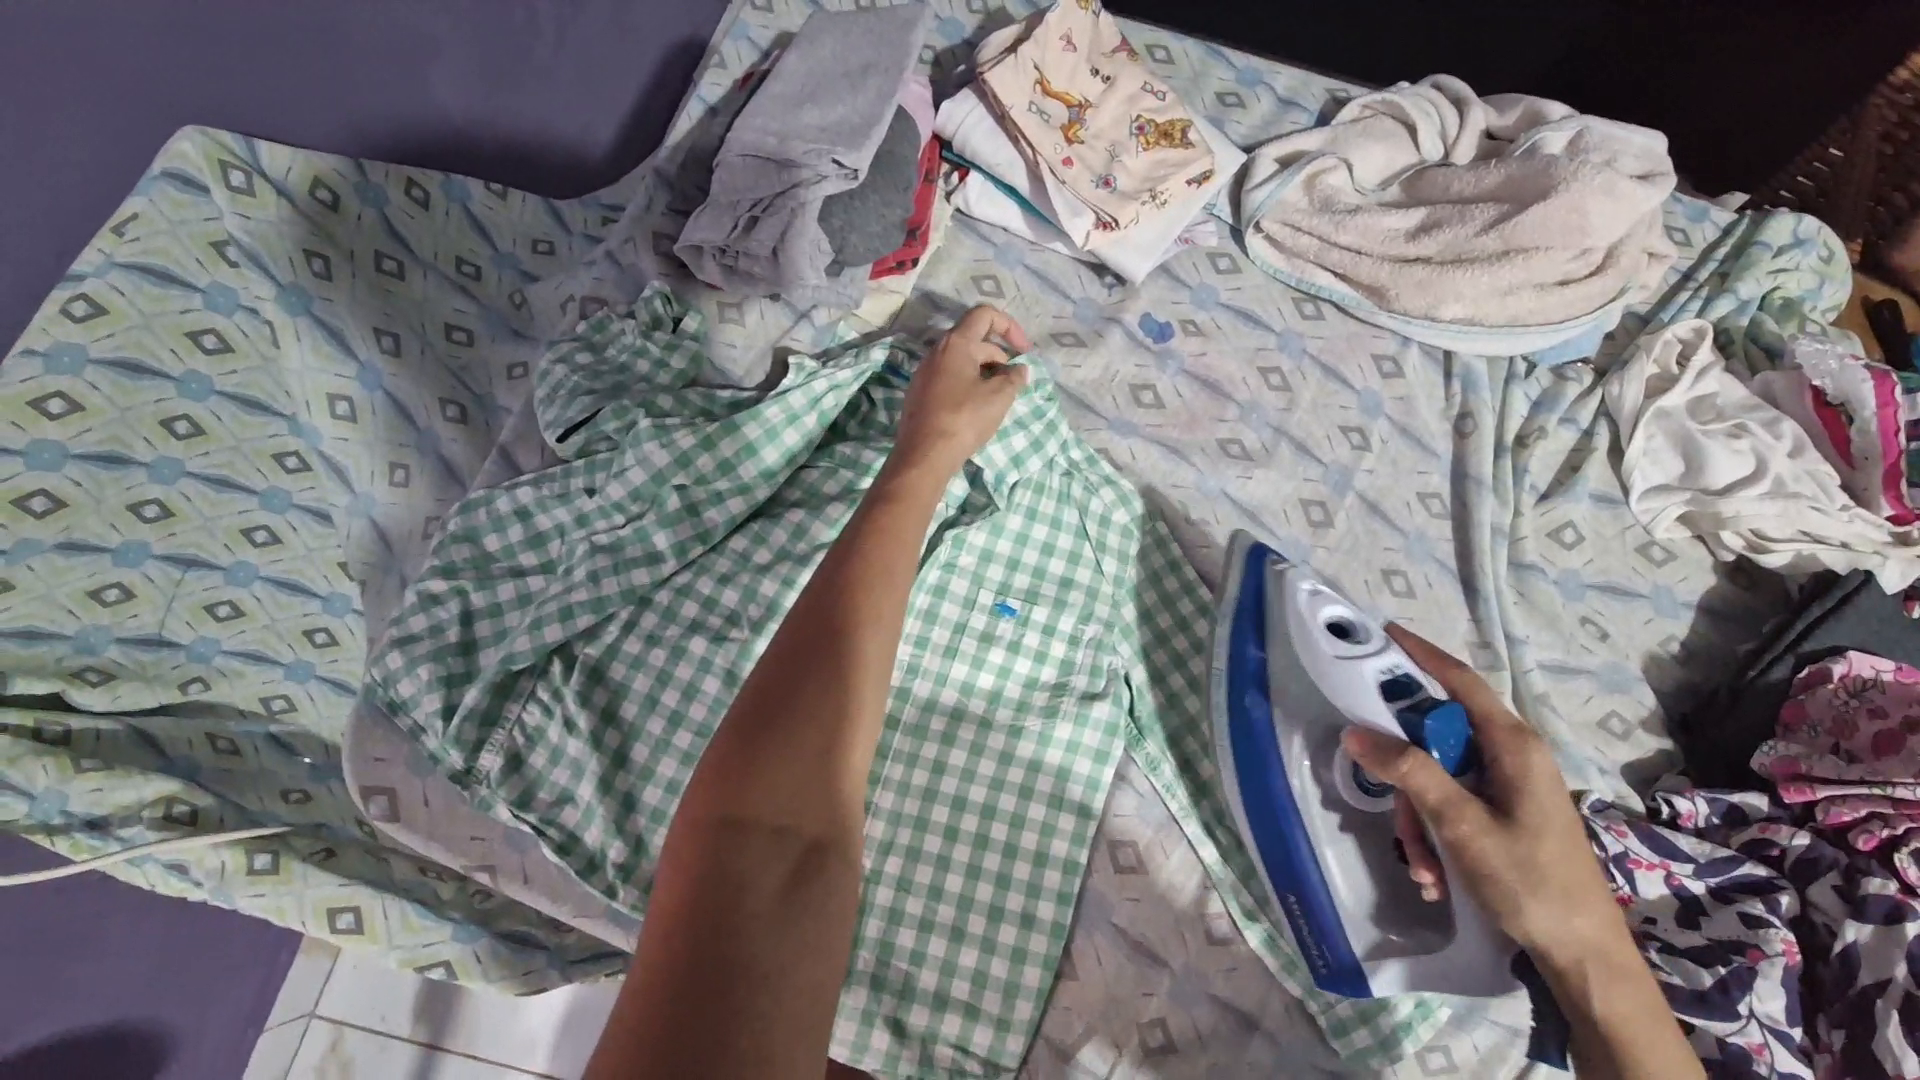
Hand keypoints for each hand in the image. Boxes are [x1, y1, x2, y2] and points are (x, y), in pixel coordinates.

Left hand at [889, 306, 1030, 479]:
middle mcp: (936, 352)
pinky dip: (968, 384)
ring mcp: (925, 373)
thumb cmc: (964, 419)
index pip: (984, 315)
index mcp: (956, 344)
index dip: (1009, 326)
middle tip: (1014, 383)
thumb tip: (1019, 369)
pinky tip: (977, 408)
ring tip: (998, 397)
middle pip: (974, 340)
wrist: (924, 455)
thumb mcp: (999, 397)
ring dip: (985, 372)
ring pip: (962, 361)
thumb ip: (1014, 377)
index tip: (1024, 351)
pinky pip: (949, 378)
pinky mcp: (920, 394)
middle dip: (999, 356)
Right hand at [1342, 625, 1625, 964]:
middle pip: (1435, 738)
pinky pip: (1450, 805)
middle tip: (1393, 812)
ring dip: (1417, 819)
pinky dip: (1433, 835)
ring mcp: (1507, 786)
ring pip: (1436, 777)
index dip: (1422, 654)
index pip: (1461, 681)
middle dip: (1405, 777)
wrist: (1583, 955)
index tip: (1384, 634)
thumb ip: (1410, 772)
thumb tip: (1357, 731)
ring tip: (1422, 867)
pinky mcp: (1503, 813)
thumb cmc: (1529, 881)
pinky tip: (1435, 875)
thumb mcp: (1460, 824)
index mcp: (1512, 745)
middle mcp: (1510, 756)